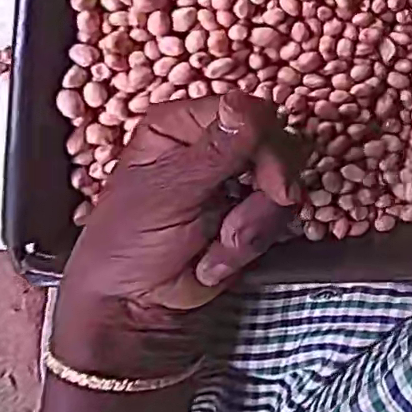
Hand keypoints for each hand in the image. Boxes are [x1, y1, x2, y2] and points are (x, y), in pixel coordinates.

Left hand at [52, 93, 302, 378]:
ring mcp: (237, 177)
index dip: (264, 142)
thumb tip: (247, 103)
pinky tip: (217, 258)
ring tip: (214, 249)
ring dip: (252, 226)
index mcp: (182, 125)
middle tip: (236, 230)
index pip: (247, 112)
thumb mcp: (169, 193)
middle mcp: (215, 143)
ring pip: (284, 184)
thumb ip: (215, 150)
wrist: (133, 308)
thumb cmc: (128, 245)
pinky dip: (250, 244)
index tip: (268, 180)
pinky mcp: (252, 209)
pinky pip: (279, 215)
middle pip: (276, 145)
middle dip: (263, 194)